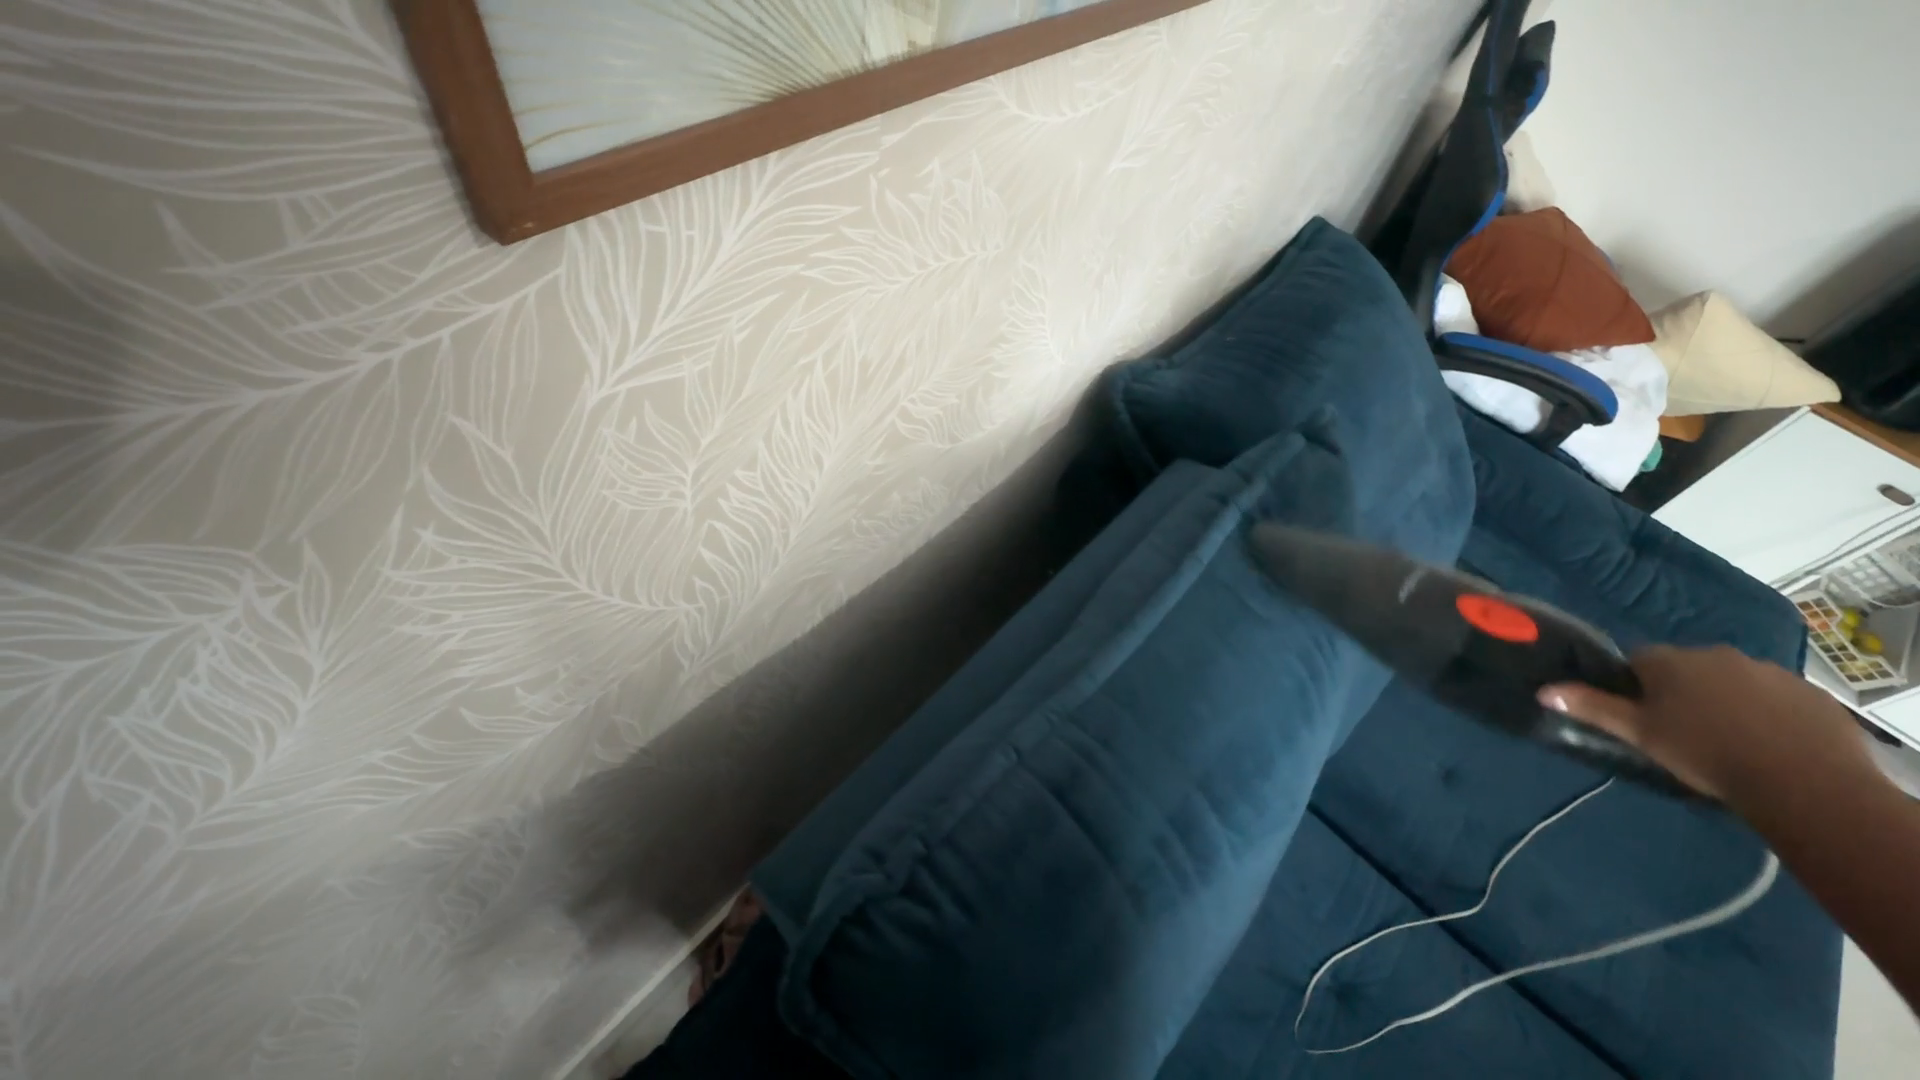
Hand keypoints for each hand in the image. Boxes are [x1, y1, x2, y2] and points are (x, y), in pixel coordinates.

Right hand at [1539, 645, 1876, 805]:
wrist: (1803, 780)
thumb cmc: (1705, 753)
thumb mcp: (1640, 734)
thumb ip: (1593, 708)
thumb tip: (1544, 690)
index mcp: (1670, 662)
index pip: (1638, 661)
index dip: (1635, 685)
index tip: (1640, 714)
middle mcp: (1716, 654)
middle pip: (1686, 668)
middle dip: (1682, 690)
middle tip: (1682, 729)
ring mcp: (1768, 671)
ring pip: (1732, 680)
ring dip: (1726, 699)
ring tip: (1728, 739)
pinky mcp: (1809, 692)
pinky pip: (1776, 696)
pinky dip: (1767, 712)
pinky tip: (1769, 742)